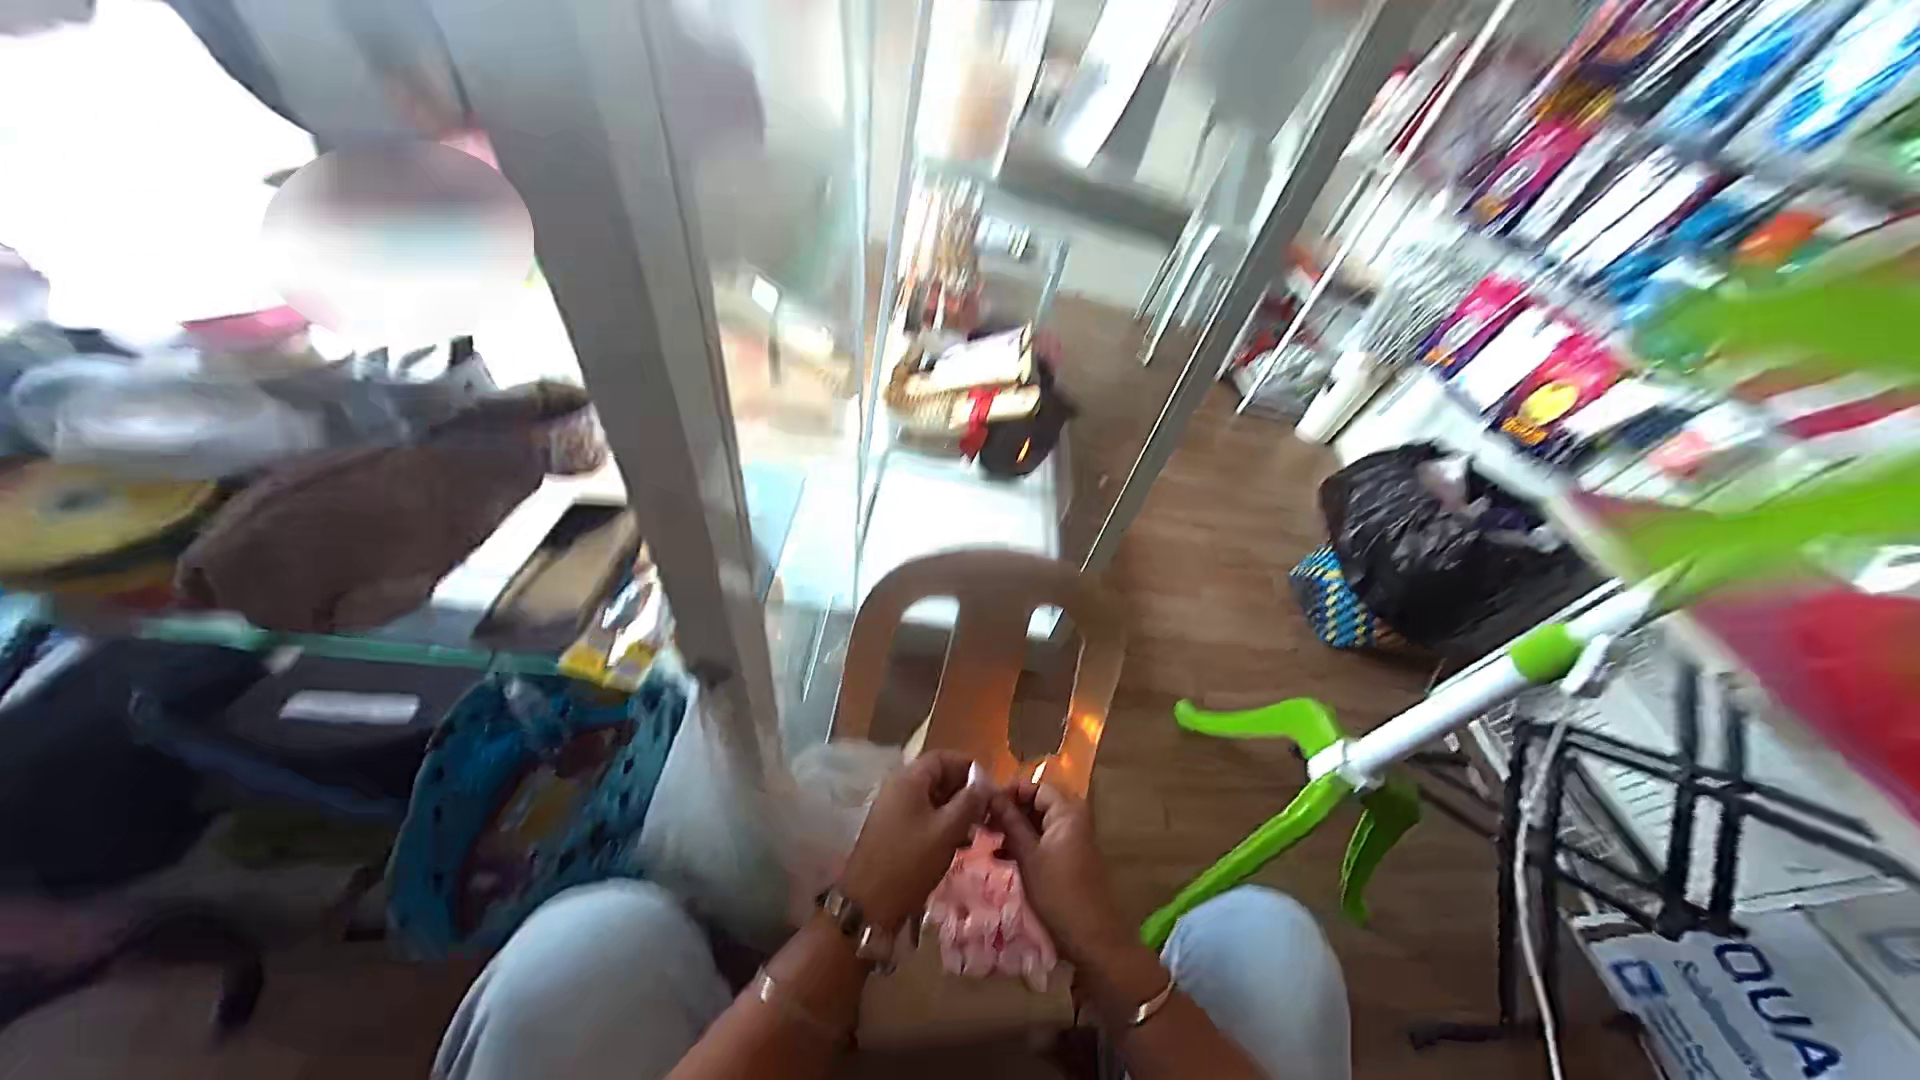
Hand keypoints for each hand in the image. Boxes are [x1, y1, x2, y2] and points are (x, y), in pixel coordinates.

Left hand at [839, 750, 989, 931]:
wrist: (868, 904)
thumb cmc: (910, 862)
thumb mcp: (947, 830)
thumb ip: (969, 802)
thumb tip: (985, 782)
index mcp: (909, 778)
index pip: (943, 757)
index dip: (969, 767)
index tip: (991, 788)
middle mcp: (899, 787)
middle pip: (938, 776)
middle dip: (965, 791)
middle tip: (988, 812)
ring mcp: (894, 809)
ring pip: (933, 798)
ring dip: (956, 810)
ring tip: (977, 831)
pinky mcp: (894, 829)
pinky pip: (924, 816)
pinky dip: (943, 824)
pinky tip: (958, 843)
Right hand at [988, 782, 1134, 969]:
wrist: (1093, 939)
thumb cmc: (1058, 892)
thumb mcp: (1028, 855)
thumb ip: (1010, 822)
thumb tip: (991, 795)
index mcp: (1068, 811)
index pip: (1035, 787)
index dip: (1010, 792)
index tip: (984, 805)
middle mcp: (1074, 818)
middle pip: (1037, 803)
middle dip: (1010, 812)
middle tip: (983, 824)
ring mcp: (1074, 838)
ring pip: (1039, 823)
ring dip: (1014, 830)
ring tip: (988, 841)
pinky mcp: (1071, 857)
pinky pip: (1045, 840)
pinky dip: (1026, 845)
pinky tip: (1003, 858)